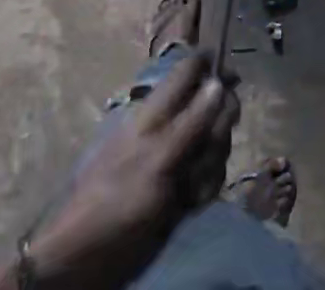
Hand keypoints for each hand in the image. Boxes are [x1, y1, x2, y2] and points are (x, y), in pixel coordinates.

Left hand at [22, 51, 239, 288]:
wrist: (91, 260)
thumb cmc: (117, 202)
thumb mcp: (156, 160)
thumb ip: (191, 122)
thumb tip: (219, 82)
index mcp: (158, 110)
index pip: (190, 69)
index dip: (212, 66)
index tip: (233, 79)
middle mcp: (172, 125)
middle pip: (215, 105)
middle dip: (219, 128)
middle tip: (207, 148)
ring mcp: (180, 154)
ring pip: (217, 140)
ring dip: (211, 163)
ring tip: (191, 186)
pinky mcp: (185, 182)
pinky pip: (212, 171)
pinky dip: (206, 186)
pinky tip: (191, 202)